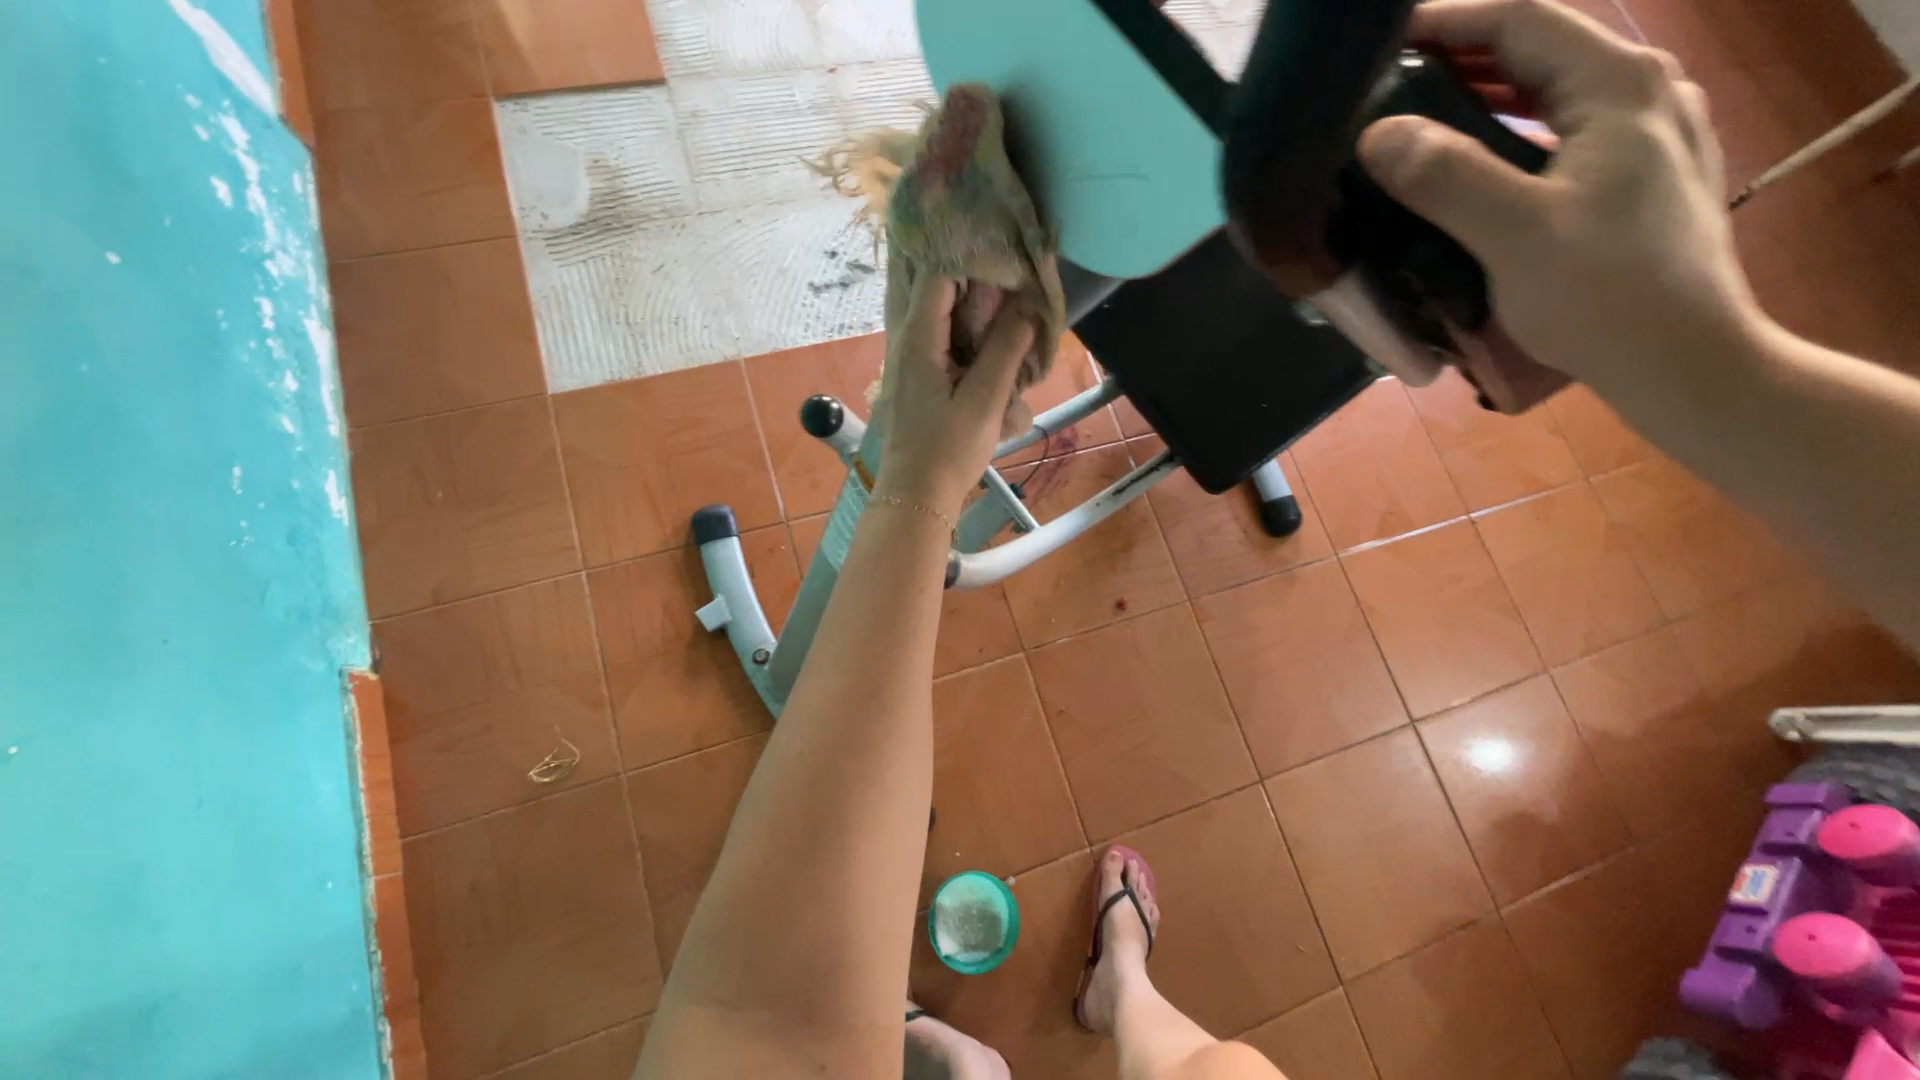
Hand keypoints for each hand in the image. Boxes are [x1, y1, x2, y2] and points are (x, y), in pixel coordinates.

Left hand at [875, 271, 1034, 515]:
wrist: (916, 496)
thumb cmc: (948, 450)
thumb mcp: (984, 400)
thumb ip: (1006, 348)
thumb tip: (1028, 304)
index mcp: (917, 338)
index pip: (939, 272)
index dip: (974, 257)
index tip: (1009, 256)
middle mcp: (904, 338)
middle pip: (931, 284)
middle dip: (968, 271)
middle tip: (1005, 264)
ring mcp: (906, 357)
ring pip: (933, 309)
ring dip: (965, 298)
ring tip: (1002, 290)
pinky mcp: (914, 375)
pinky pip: (935, 333)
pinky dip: (959, 323)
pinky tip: (986, 331)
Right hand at [1357, 0, 1765, 403]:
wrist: (1685, 362)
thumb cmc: (1603, 296)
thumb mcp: (1516, 235)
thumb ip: (1447, 177)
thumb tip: (1378, 134)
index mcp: (1617, 87)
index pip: (1520, 21)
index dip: (1447, 21)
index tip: (1383, 43)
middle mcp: (1643, 93)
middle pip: (1540, 48)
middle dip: (1461, 57)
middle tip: (1389, 85)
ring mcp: (1651, 134)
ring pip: (1554, 89)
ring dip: (1486, 94)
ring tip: (1423, 118)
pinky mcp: (1642, 175)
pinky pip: (1566, 128)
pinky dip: (1515, 130)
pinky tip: (1482, 163)